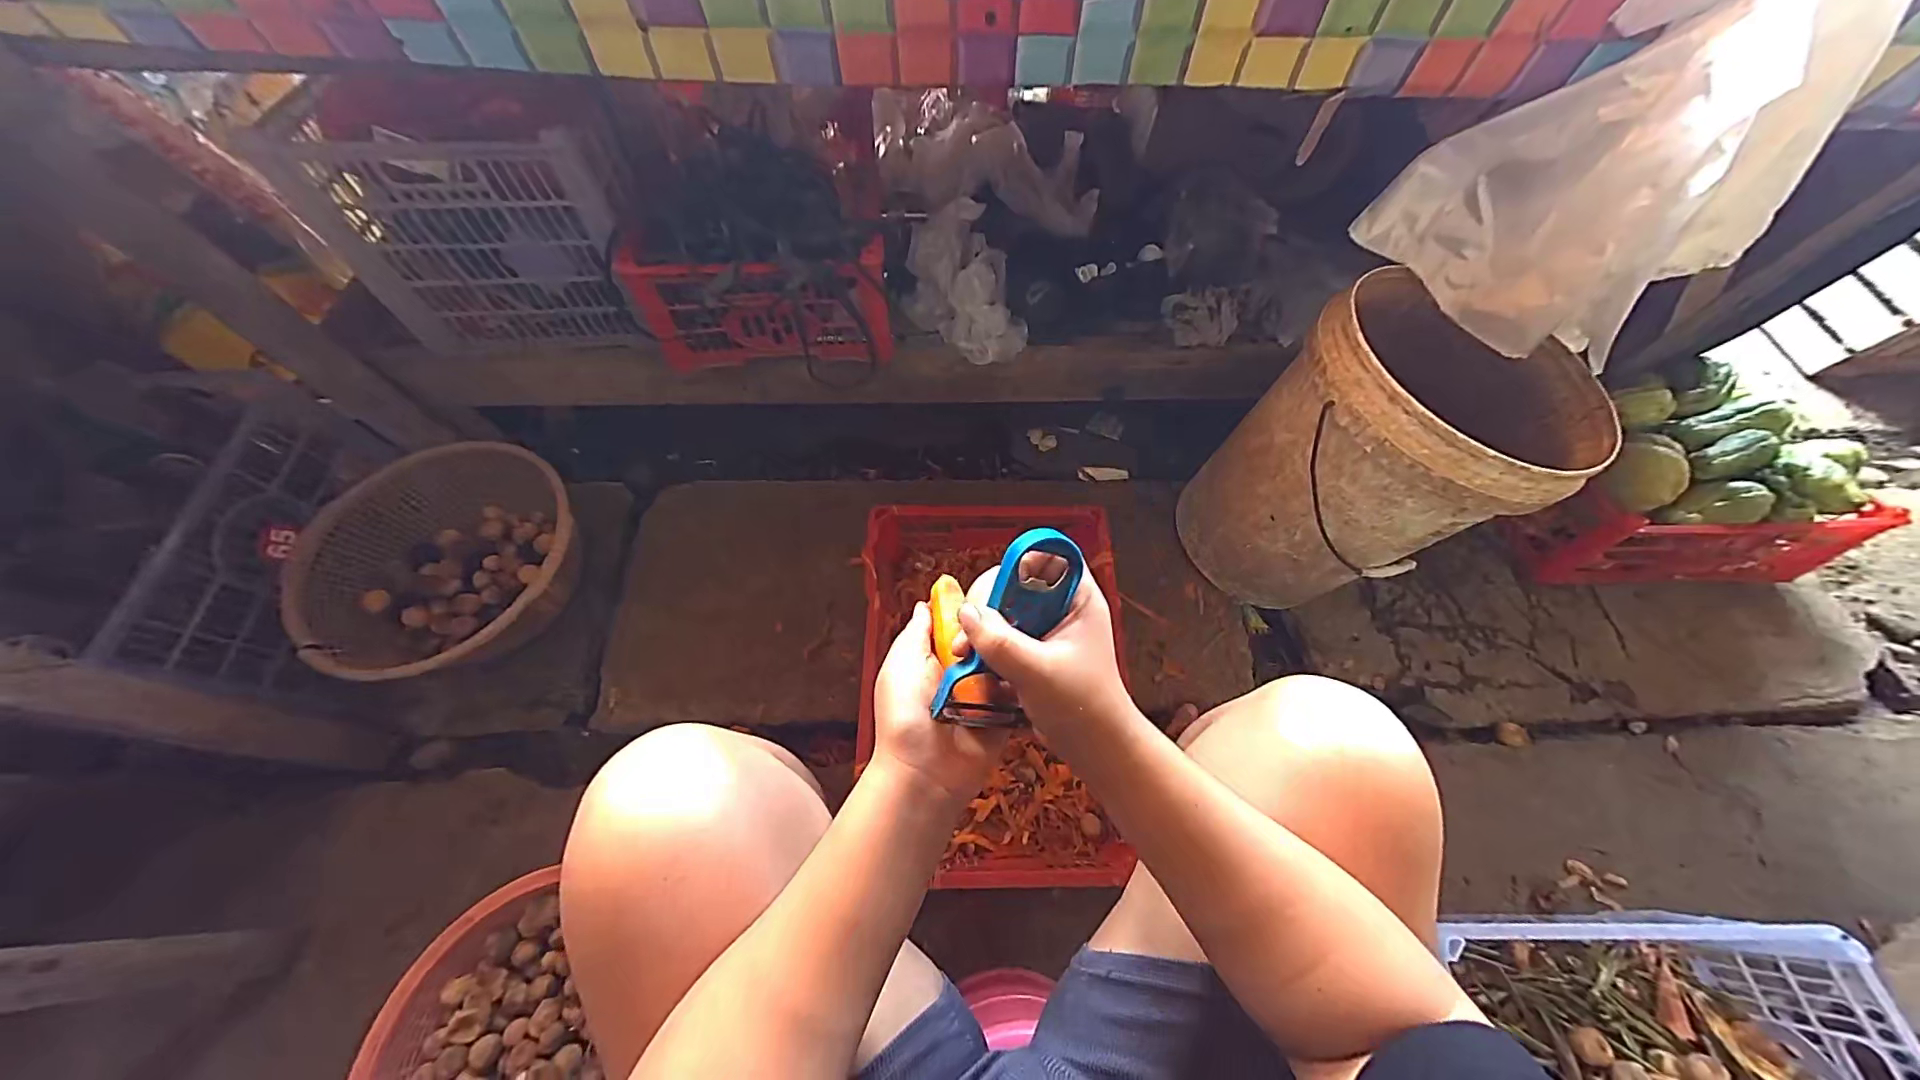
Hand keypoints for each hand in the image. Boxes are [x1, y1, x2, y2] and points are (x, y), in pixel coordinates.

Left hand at [871, 601, 1007, 803]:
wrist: (924, 772)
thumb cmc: (902, 717)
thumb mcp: (900, 662)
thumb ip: (916, 632)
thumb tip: (926, 606)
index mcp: (935, 657)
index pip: (960, 625)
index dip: (974, 610)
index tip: (993, 592)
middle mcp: (962, 673)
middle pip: (989, 638)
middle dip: (997, 629)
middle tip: (1006, 623)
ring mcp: (985, 694)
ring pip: (1008, 660)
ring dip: (1010, 654)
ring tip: (1018, 646)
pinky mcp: (1004, 715)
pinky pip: (1020, 691)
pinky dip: (1023, 682)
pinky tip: (1026, 670)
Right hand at [954, 561, 1133, 738]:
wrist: (1096, 748)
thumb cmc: (1084, 708)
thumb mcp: (1038, 672)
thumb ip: (1000, 641)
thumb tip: (966, 615)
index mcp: (1078, 598)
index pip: (1046, 557)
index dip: (1016, 567)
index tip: (993, 593)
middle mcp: (1061, 606)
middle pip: (1014, 583)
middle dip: (987, 604)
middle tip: (968, 630)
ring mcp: (1045, 628)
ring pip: (1003, 610)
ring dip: (980, 627)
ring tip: (965, 652)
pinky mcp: (1032, 649)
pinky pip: (1000, 635)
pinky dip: (984, 646)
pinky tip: (973, 663)